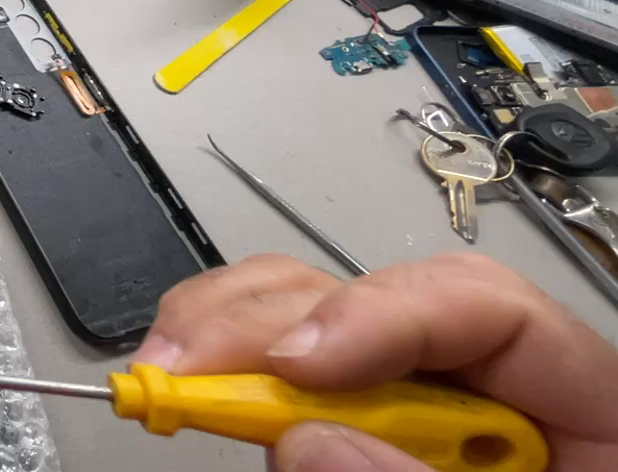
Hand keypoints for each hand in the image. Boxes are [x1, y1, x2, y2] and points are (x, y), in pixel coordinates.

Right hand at [134, 253, 617, 470]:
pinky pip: (270, 355)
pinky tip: (187, 386)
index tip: (287, 367)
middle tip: (178, 371)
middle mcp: (481, 385)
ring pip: (296, 305)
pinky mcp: (338, 412)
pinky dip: (218, 362)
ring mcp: (401, 395)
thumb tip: (310, 447)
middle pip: (357, 295)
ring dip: (219, 331)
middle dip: (257, 325)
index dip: (374, 313)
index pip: (485, 309)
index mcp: (585, 420)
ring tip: (168, 379)